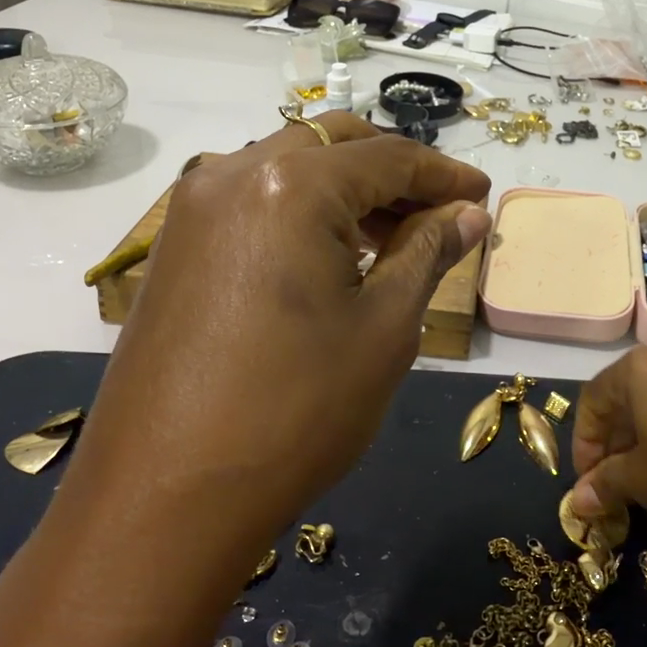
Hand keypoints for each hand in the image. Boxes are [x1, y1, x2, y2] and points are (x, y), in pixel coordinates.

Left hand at [68, 111, 491, 525]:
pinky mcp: (174, 247)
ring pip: (291, 167)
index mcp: (291, 184)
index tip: (483, 194)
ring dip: (348, 189)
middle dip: (395, 171)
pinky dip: (303, 210)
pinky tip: (333, 256)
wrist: (162, 501)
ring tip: (395, 237)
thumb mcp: (385, 327)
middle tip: (441, 211)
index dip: (444, 173)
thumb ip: (429, 253)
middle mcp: (232, 174)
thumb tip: (468, 214)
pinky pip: (254, 201)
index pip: (388, 157)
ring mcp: (193, 209)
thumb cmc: (294, 409)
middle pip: (335, 145)